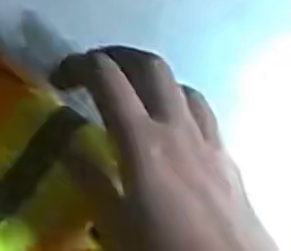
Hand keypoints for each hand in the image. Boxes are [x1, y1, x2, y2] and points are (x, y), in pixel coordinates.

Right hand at [53, 47, 276, 250]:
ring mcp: (209, 143)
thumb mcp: (117, 233)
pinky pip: (204, 117)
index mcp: (142, 140)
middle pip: (149, 65)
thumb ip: (92, 183)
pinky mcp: (232, 165)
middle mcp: (177, 128)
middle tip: (96, 73)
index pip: (106, 75)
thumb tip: (69, 146)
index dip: (78, 64)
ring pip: (181, 85)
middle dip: (119, 57)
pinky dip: (181, 110)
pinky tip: (174, 136)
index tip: (59, 77)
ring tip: (135, 98)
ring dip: (153, 80)